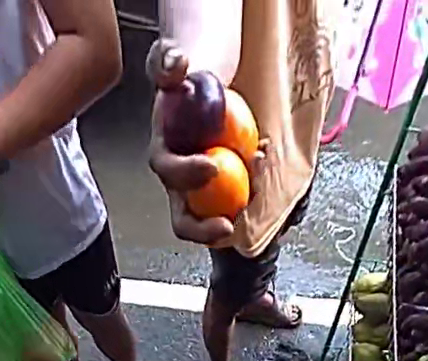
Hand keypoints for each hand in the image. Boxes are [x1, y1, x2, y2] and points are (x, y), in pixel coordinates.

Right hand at [145, 41, 263, 246]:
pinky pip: (238, 204)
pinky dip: (254, 193)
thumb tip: (178, 64)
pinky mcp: (225, 194)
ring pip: (213, 220)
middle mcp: (180, 182)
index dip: (186, 174)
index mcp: (164, 155)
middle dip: (202, 230)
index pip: (168, 172)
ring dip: (237, 214)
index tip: (212, 166)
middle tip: (227, 225)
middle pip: (183, 219)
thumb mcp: (172, 62)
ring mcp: (203, 194)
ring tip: (254, 189)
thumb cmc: (187, 78)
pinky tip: (263, 162)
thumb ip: (167, 62)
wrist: (204, 86)